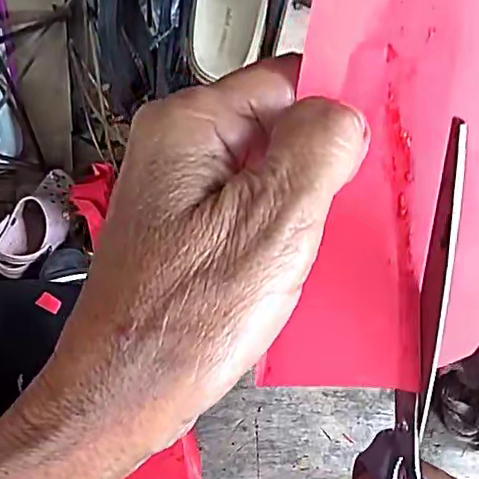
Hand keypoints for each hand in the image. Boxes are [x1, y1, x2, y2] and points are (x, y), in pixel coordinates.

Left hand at [15, 55, 367, 467]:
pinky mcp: (181, 250)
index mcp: (188, 128)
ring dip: (291, 224)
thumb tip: (341, 118)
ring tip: (282, 269)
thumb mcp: (272, 225)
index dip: (330, 118)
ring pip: (262, 190)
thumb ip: (317, 151)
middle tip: (313, 233)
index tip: (355, 165)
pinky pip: (243, 230)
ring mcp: (175, 207)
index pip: (285, 81)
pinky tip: (266, 286)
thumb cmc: (180, 327)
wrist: (123, 397)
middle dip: (310, 182)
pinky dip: (267, 252)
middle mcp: (173, 158)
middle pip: (274, 137)